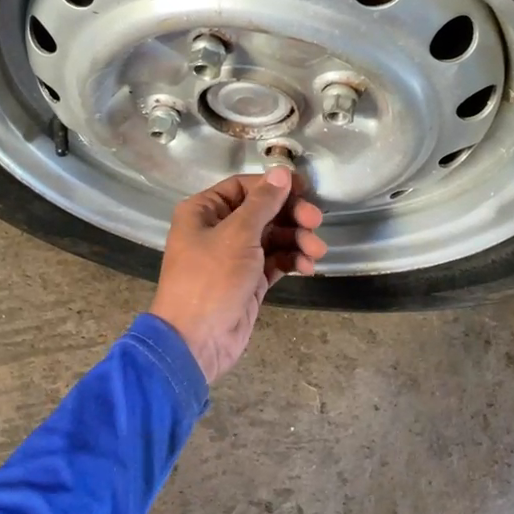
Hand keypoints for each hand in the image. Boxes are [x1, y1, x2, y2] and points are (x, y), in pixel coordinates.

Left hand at [149, 167, 326, 383]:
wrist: (196, 341)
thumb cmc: (210, 279)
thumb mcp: (238, 235)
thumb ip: (263, 203)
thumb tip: (281, 172)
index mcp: (203, 211)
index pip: (243, 187)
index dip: (274, 186)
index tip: (305, 189)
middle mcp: (217, 229)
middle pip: (262, 211)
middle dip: (291, 215)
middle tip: (316, 221)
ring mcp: (234, 256)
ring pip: (272, 237)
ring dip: (297, 240)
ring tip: (316, 251)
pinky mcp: (249, 280)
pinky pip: (275, 261)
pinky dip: (292, 260)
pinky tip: (308, 266)